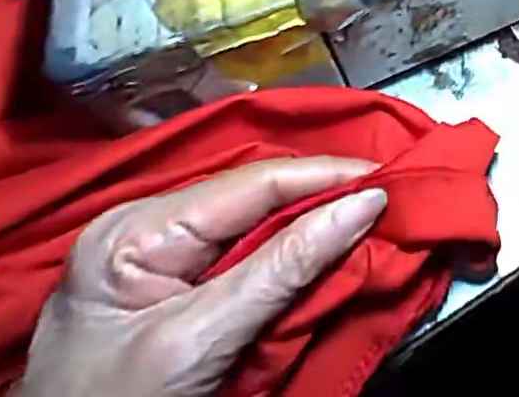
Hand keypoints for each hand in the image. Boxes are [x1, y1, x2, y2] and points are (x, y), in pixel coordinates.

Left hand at [19, 157, 387, 396]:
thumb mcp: (198, 342)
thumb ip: (282, 268)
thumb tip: (363, 204)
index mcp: (135, 227)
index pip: (251, 184)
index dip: (322, 176)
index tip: (383, 176)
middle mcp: (148, 224)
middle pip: (253, 196)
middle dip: (318, 194)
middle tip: (383, 191)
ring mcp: (158, 253)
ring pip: (253, 220)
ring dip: (308, 219)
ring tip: (364, 208)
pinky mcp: (173, 284)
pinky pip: (242, 250)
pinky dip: (286, 249)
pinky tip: (321, 241)